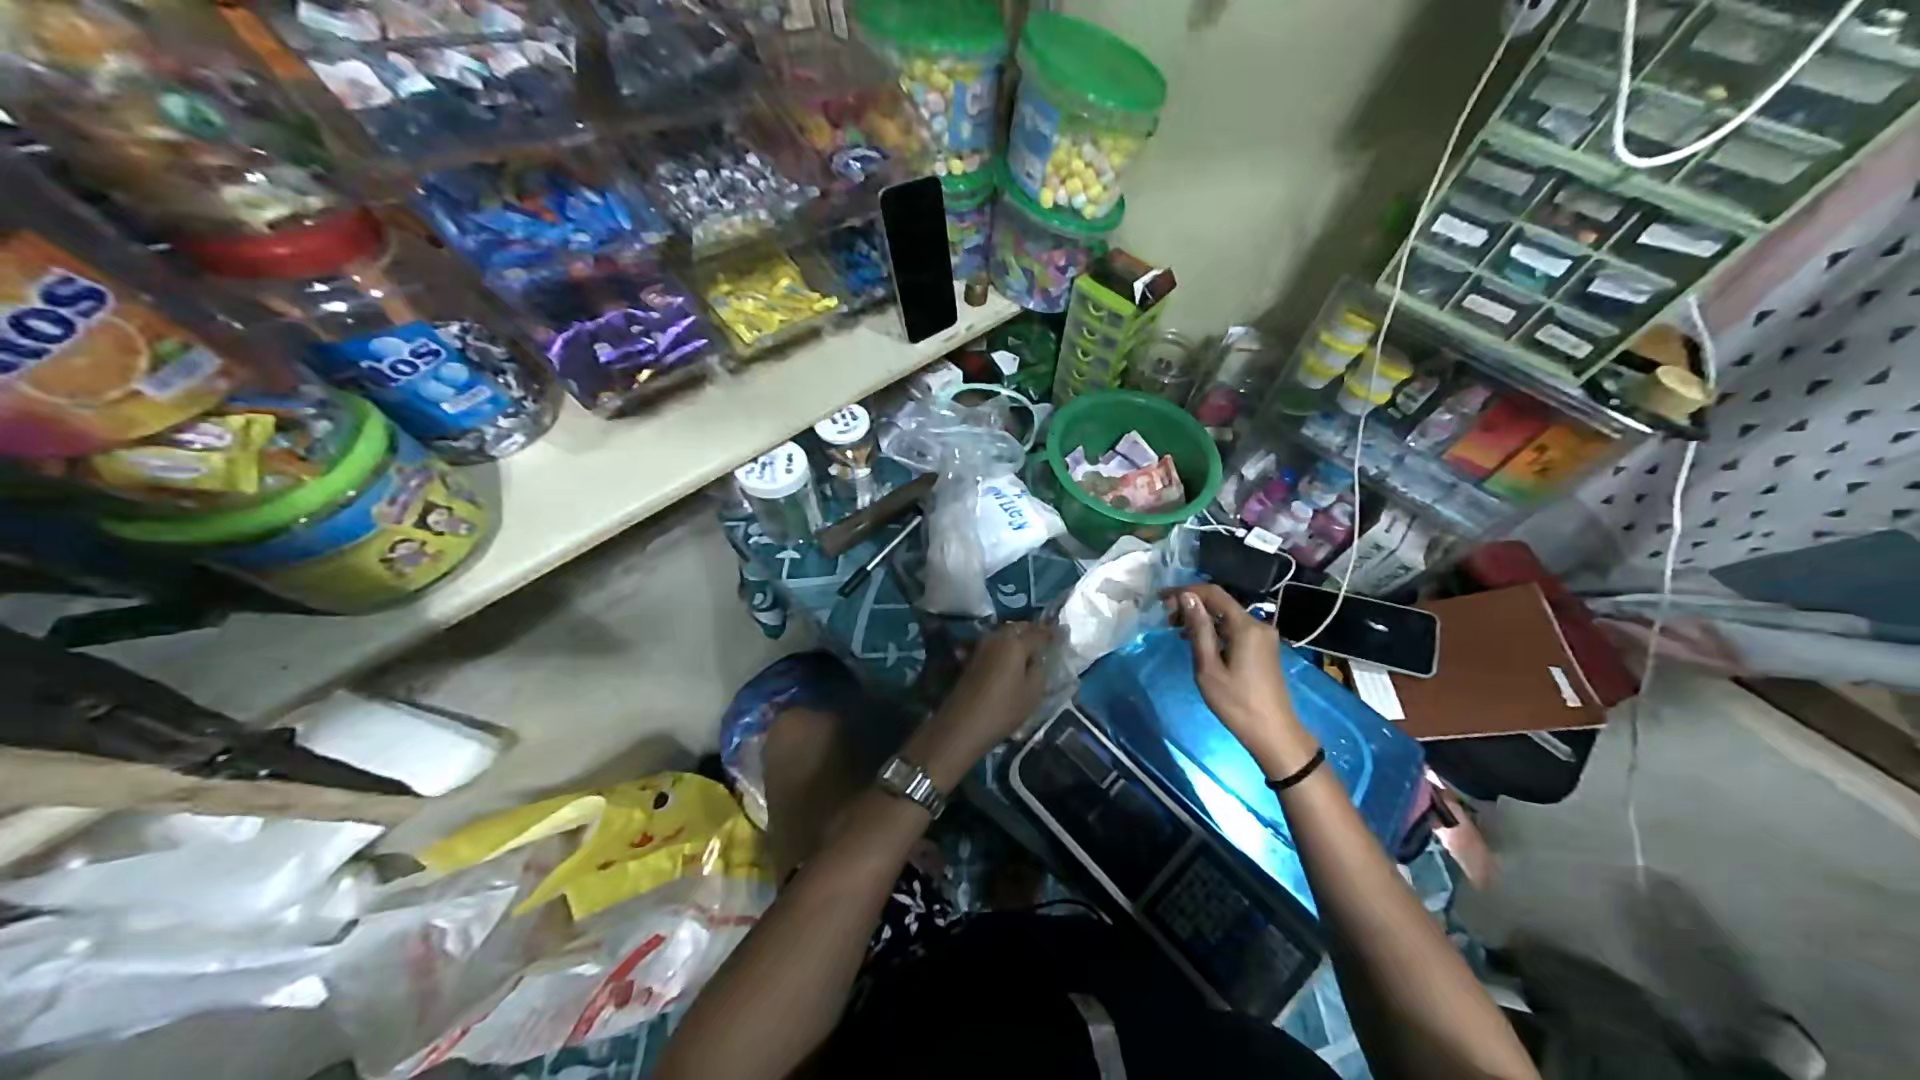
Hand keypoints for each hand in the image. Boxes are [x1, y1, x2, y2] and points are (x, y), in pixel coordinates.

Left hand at [908, 621, 1055, 786]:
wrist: (962, 724)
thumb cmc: (1003, 709)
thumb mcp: (1032, 692)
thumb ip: (1038, 669)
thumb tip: (1035, 657)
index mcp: (1015, 643)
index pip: (1038, 632)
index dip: (1052, 632)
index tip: (1063, 631)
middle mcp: (996, 638)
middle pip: (1017, 628)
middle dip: (1031, 630)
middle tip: (1044, 638)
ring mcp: (980, 647)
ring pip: (1002, 634)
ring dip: (1015, 637)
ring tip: (1027, 648)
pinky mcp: (970, 659)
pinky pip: (992, 646)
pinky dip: (1002, 648)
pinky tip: (1007, 658)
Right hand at [1164, 585, 1319, 774]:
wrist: (1273, 732)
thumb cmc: (1236, 702)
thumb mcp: (1208, 667)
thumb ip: (1198, 629)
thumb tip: (1187, 598)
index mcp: (1246, 626)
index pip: (1213, 593)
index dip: (1186, 591)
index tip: (1162, 600)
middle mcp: (1258, 624)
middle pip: (1221, 603)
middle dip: (1192, 604)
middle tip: (1166, 618)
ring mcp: (1263, 636)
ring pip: (1227, 616)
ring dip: (1201, 618)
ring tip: (1176, 630)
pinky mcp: (1263, 648)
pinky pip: (1234, 628)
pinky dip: (1214, 629)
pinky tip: (1197, 641)